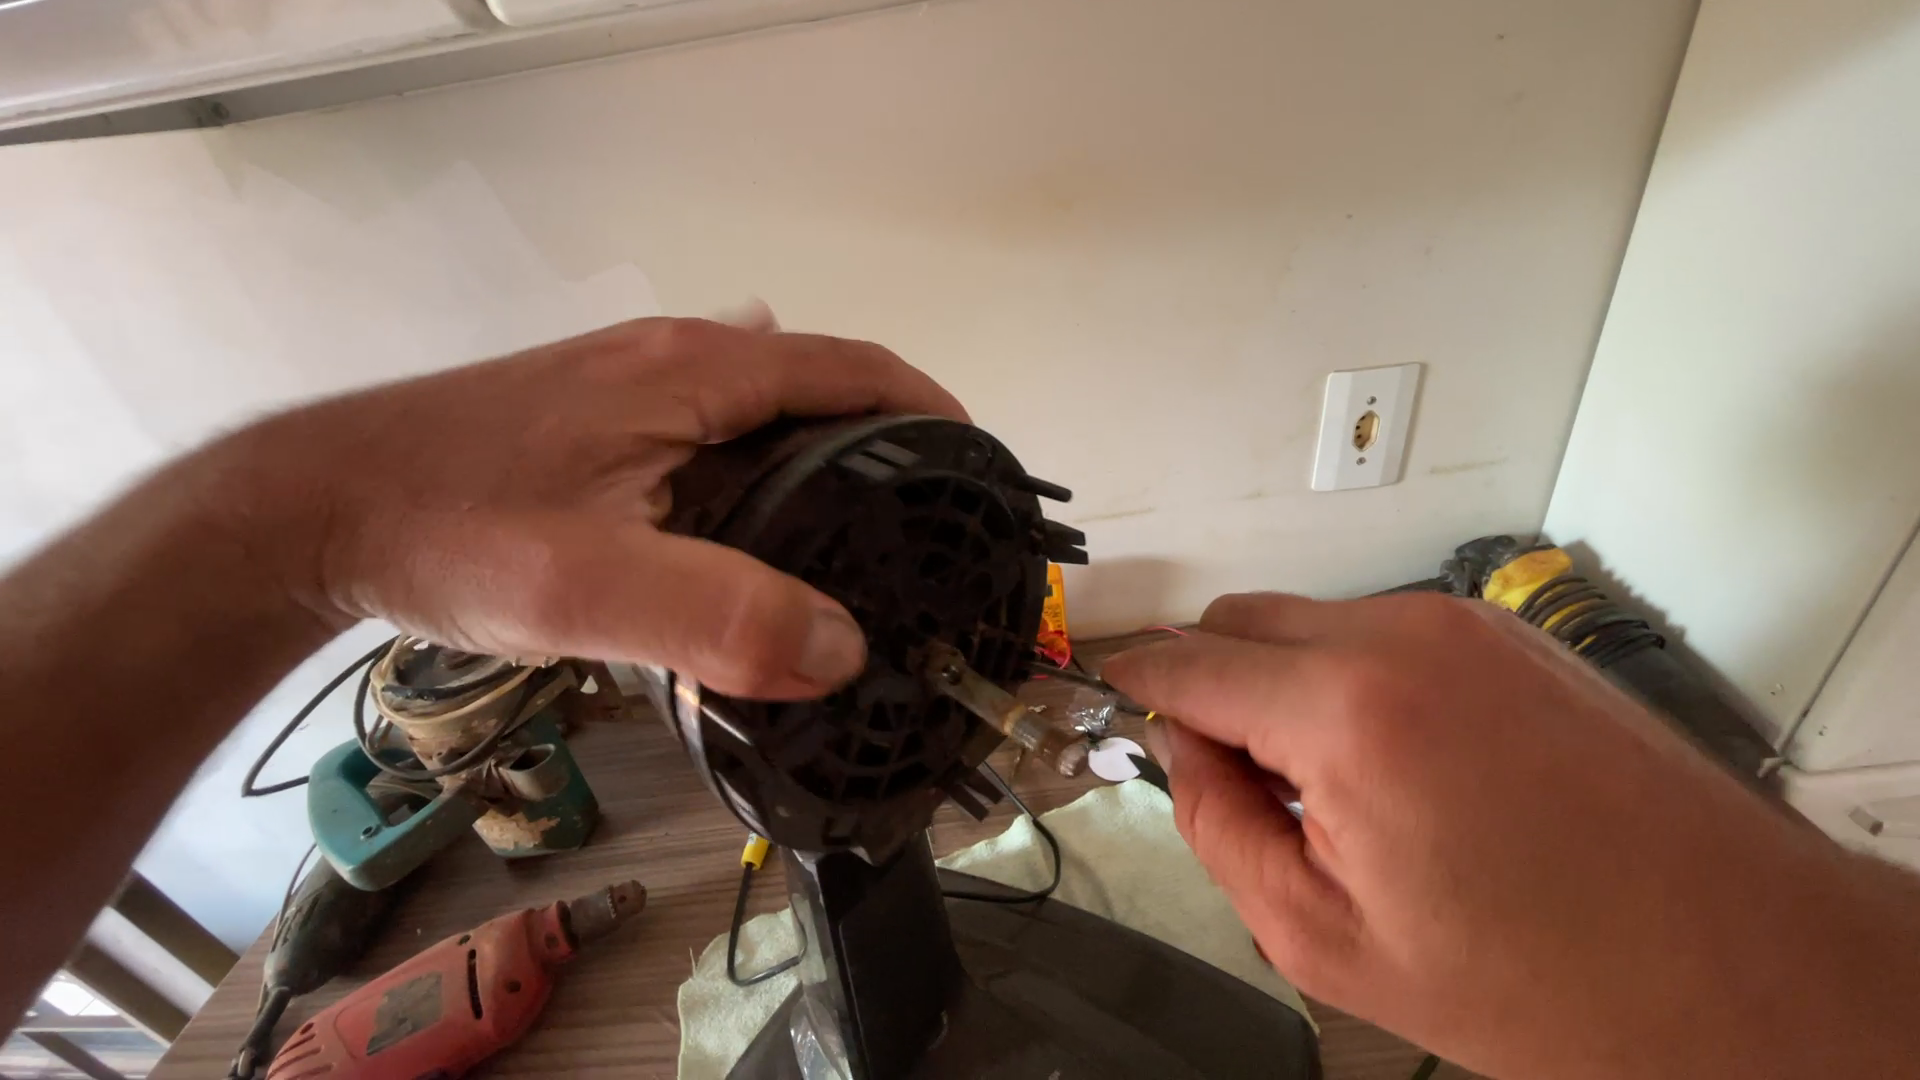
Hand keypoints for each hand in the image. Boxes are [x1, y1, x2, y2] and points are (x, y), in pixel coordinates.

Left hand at [216, 316, 965, 698]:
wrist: (309, 511)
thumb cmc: (450, 533)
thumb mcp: (587, 589)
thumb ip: (720, 618)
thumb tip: (843, 652)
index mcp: (696, 372)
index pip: (850, 367)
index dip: (926, 409)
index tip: (971, 468)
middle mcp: (678, 359)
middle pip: (820, 385)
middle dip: (889, 442)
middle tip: (927, 521)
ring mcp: (642, 384)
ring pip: (774, 411)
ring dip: (832, 459)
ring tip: (868, 536)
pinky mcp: (613, 417)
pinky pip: (728, 433)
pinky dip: (776, 471)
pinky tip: (772, 532)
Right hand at [1105, 593, 1919, 1079]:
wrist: (1758, 976)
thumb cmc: (1530, 983)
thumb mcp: (1321, 938)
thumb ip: (1217, 826)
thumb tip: (1184, 746)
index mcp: (1343, 712)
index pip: (1187, 665)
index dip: (1136, 682)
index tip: (1112, 697)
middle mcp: (1394, 635)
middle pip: (1234, 618)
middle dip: (1204, 678)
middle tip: (1228, 768)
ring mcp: (1456, 621)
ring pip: (1301, 621)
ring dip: (1276, 680)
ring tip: (1322, 776)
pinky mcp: (1501, 631)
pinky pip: (1371, 631)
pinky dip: (1339, 674)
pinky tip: (1390, 755)